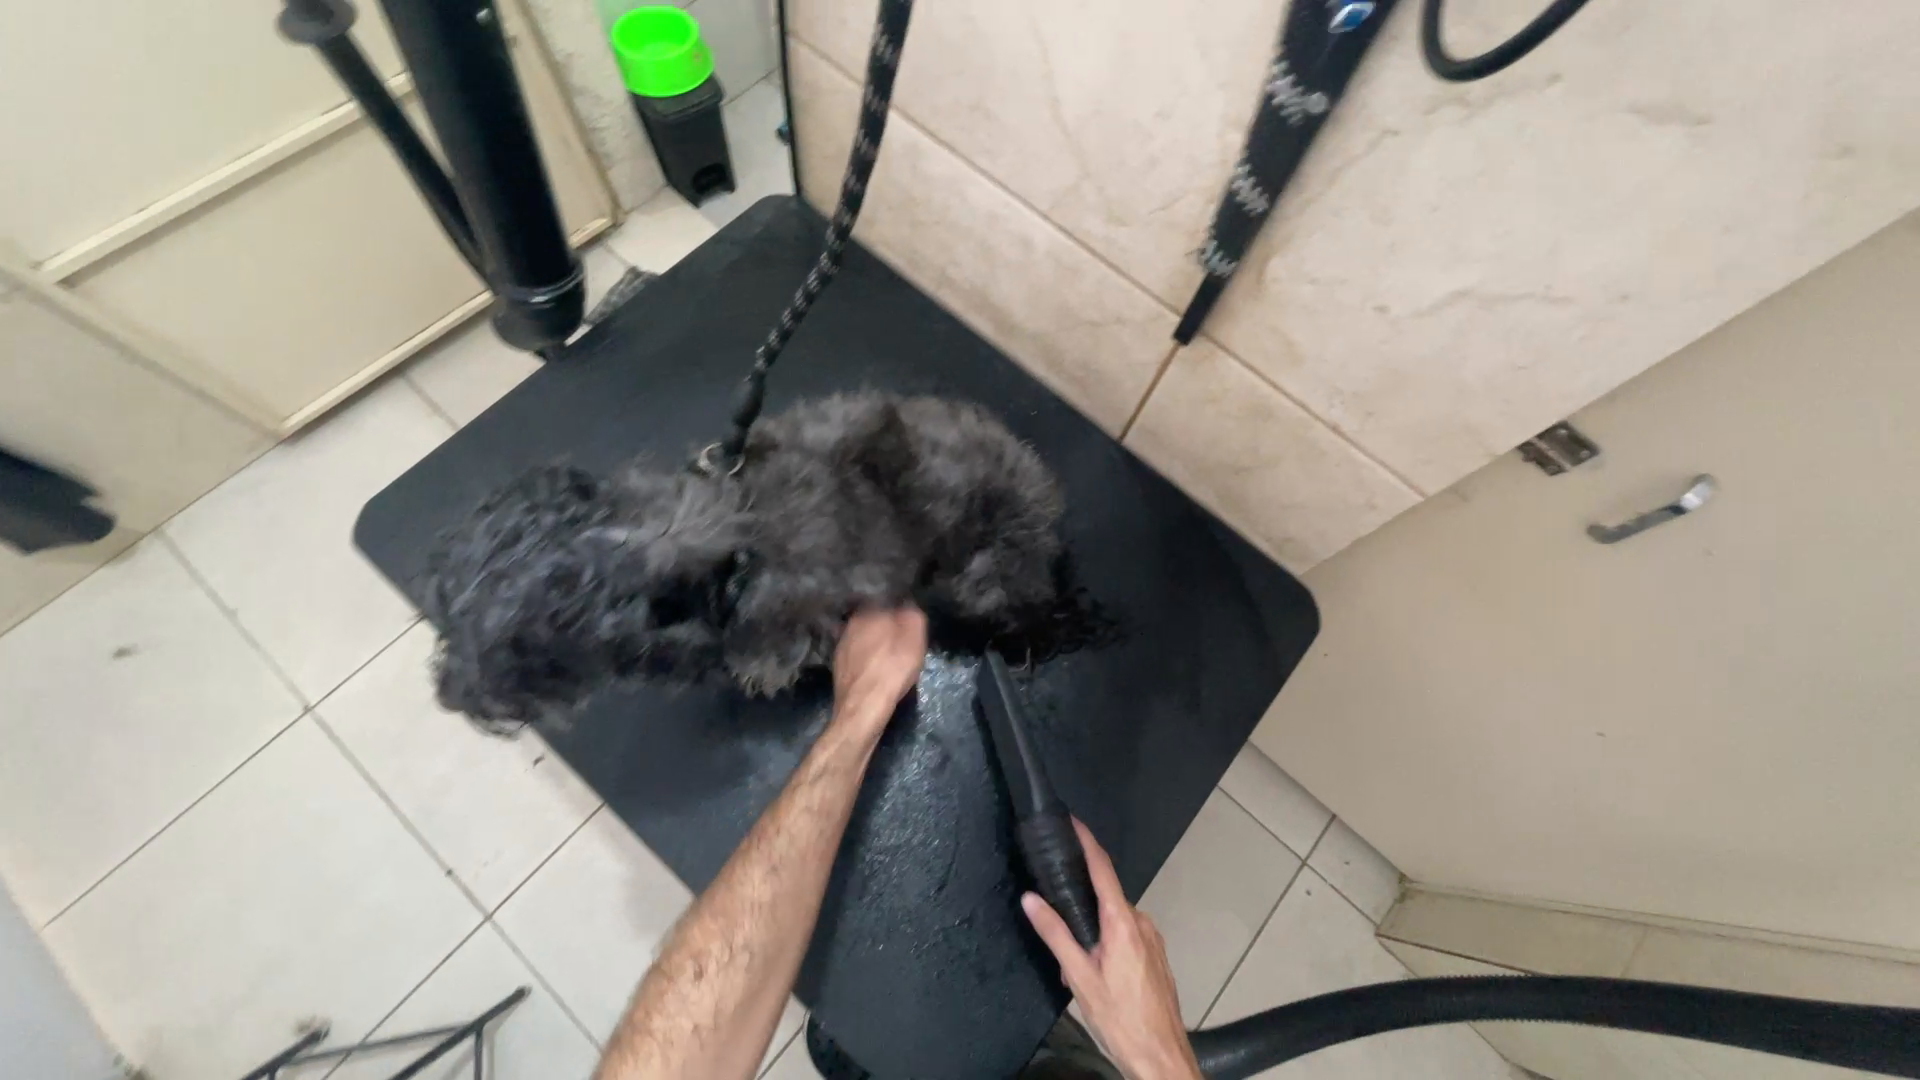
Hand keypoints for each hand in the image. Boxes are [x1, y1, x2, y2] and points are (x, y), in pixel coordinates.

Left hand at [830, 606, 927, 735]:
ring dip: (876, 644)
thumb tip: (909, 606)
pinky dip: (867, 661)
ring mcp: (841, 647)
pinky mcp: (838, 667)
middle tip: (903, 641)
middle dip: (887, 628)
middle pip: (874, 621)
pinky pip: (858, 657)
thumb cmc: (892, 670)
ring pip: (864, 639)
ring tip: (891, 658)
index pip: (887, 603)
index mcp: (867, 613)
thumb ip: (913, 616)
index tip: (911, 624)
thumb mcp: (915, 639)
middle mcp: (850, 625)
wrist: (863, 707)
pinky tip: (876, 672)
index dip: (901, 612)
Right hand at [1022, 820, 1200, 1079]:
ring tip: (1076, 970)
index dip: (1086, 840)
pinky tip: (1097, 977)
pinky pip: (1127, 936)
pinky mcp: (1157, 956)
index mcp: (1122, 921)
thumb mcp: (1080, 978)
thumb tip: (1030, 899)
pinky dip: (1108, 946)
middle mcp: (1141, 922)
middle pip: (1105, 896)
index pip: (1102, 868)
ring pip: (1115, 920)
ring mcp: (1153, 939)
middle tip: (1059, 936)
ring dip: (1094, 934)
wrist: (1162, 1061)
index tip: (1072, 820)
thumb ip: (1055, 934)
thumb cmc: (1121, 1019)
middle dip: (1080, 907)